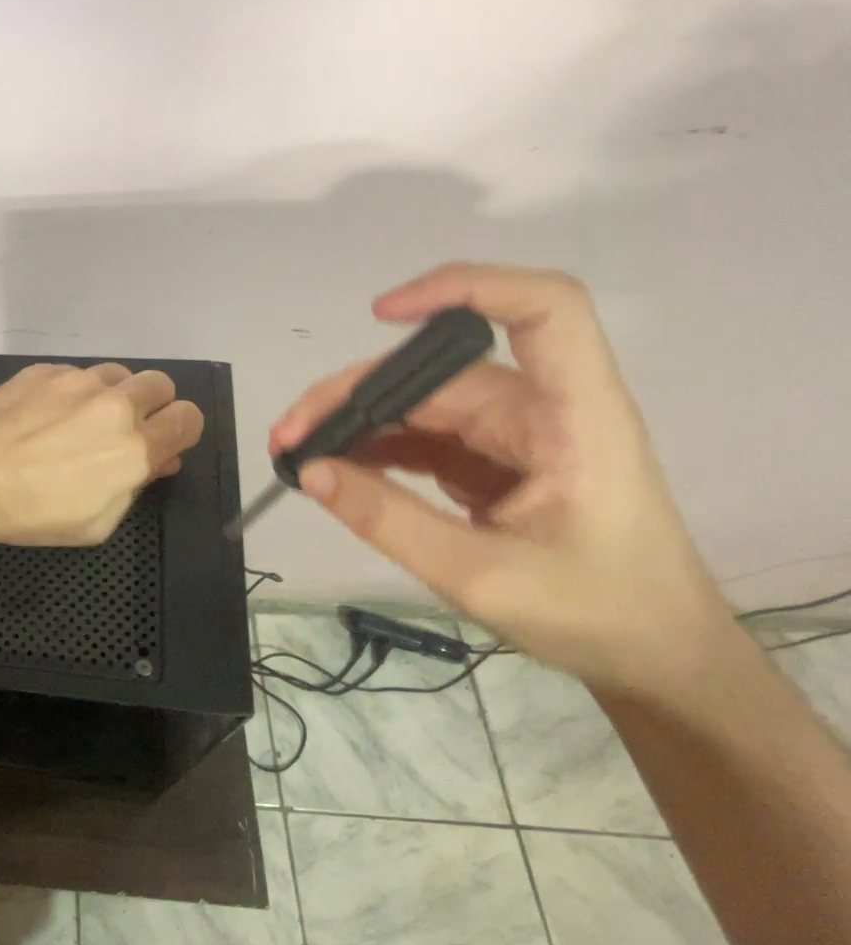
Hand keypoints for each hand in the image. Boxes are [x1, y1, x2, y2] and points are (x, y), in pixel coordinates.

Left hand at [0, 363, 204, 546]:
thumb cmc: (31, 514)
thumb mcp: (96, 523)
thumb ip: (135, 488)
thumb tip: (159, 460)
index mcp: (135, 448)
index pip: (188, 418)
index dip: (180, 430)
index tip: (163, 442)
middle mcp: (113, 405)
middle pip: (160, 384)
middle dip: (153, 406)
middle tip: (124, 430)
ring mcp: (76, 382)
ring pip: (117, 373)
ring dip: (112, 394)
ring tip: (82, 420)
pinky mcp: (42, 372)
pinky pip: (74, 373)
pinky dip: (71, 391)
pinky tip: (44, 414)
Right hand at [272, 263, 730, 691]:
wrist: (654, 656)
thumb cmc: (596, 615)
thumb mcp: (481, 576)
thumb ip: (390, 520)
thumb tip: (309, 472)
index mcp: (574, 419)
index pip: (543, 312)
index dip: (466, 288)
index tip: (382, 313)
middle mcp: (545, 410)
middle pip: (440, 370)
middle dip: (355, 393)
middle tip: (289, 437)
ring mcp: (516, 435)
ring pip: (420, 402)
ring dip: (354, 423)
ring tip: (295, 455)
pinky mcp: (493, 461)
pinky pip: (421, 438)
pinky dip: (373, 449)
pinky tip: (332, 471)